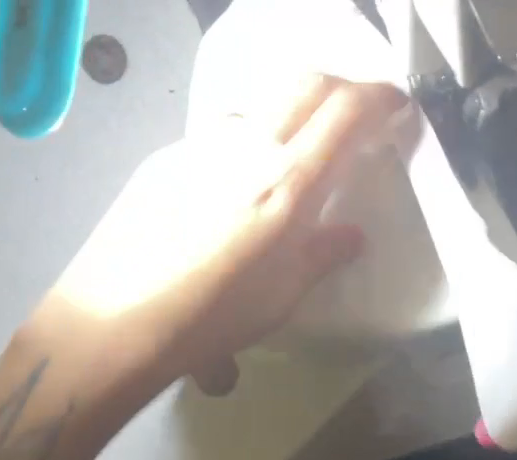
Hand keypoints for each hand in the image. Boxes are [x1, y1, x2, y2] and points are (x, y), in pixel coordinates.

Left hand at [46, 76, 408, 391]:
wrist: (121, 318)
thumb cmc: (212, 318)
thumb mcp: (281, 297)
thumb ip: (321, 256)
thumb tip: (350, 236)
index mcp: (287, 182)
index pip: (346, 110)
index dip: (380, 98)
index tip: (395, 109)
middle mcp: (246, 146)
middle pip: (306, 83)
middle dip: (341, 89)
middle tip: (355, 115)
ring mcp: (201, 144)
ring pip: (257, 108)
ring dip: (286, 118)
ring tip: (287, 159)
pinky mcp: (165, 158)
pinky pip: (217, 138)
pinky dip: (241, 148)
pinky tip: (230, 192)